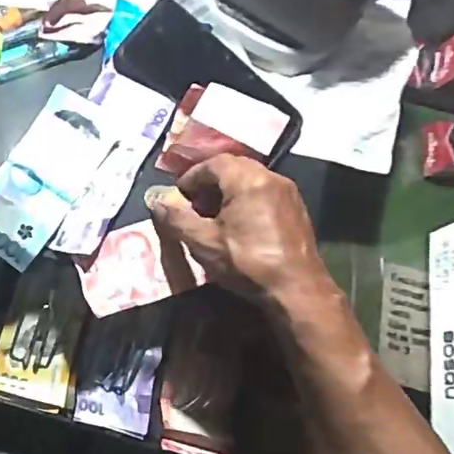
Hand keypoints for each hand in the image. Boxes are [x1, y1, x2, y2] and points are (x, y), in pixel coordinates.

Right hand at [145, 154, 333, 310]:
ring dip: (226, 191)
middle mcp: (272, 178)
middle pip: (233, 167)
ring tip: (212, 217)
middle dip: (208, 183)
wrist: (297, 290)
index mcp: (248, 180)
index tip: (178, 197)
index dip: (191, 177)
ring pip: (250, 179)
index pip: (214, 163)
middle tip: (193, 206)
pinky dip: (245, 200)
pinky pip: (264, 192)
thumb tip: (157, 201)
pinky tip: (236, 225)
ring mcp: (288, 192)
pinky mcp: (296, 208)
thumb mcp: (203, 242)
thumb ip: (176, 218)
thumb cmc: (247, 263)